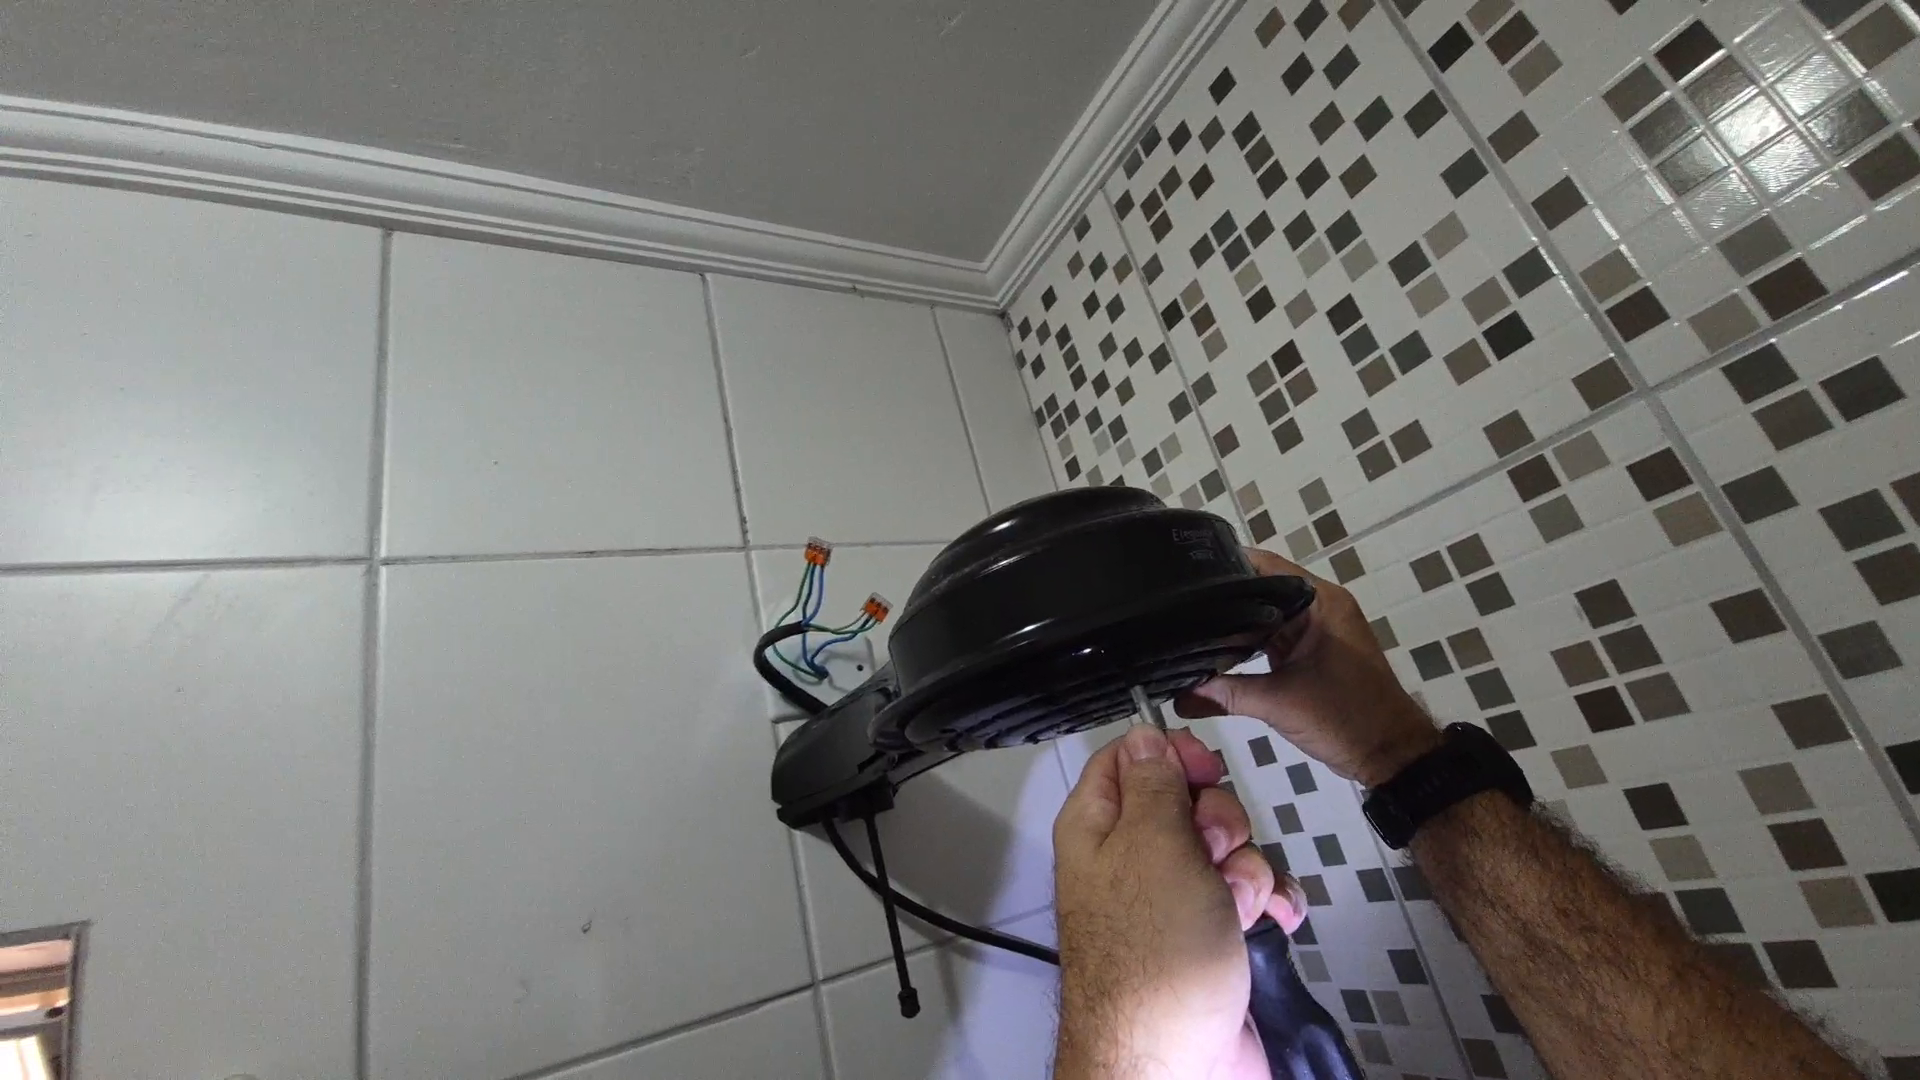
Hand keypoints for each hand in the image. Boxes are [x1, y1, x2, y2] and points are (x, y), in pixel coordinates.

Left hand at [1053, 724, 1307, 1079]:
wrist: (1174, 1065)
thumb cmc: (1155, 948)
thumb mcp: (1152, 845)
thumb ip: (1153, 784)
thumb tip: (1144, 735)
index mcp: (1099, 825)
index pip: (1128, 757)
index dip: (1168, 752)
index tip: (1204, 767)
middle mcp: (1130, 855)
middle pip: (1182, 799)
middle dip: (1216, 819)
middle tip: (1214, 851)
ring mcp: (1171, 896)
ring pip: (1221, 846)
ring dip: (1245, 867)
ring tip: (1236, 905)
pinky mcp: (1208, 931)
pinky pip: (1243, 892)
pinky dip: (1265, 901)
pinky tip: (1274, 920)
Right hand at [1177, 548, 1440, 786]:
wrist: (1392, 758)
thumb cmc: (1345, 718)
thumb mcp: (1278, 703)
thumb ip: (1223, 694)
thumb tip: (1176, 697)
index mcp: (1319, 603)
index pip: (1263, 566)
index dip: (1223, 565)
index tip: (1184, 572)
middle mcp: (1317, 607)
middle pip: (1259, 589)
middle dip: (1220, 598)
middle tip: (1175, 603)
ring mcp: (1314, 631)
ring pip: (1261, 616)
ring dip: (1230, 624)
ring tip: (1185, 625)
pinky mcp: (1308, 652)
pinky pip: (1269, 638)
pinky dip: (1244, 645)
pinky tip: (1211, 652)